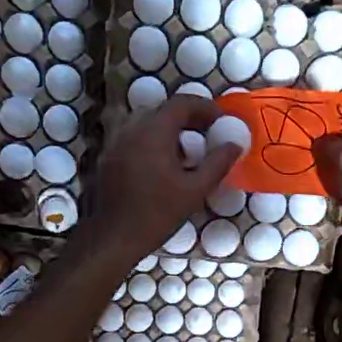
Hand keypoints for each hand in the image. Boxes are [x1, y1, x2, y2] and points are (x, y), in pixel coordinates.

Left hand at [85, 97, 239, 259]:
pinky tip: (161, 165)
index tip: (221, 120)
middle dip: (187, 118)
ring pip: (145, 123)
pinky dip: (151, 141)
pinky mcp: (107, 158)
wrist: (112, 238)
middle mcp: (131, 129)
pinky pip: (132, 138)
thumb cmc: (156, 214)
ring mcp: (114, 142)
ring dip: (168, 129)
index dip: (205, 107)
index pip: (181, 103)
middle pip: (162, 110)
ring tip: (185, 150)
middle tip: (207, 134)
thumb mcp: (194, 191)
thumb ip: (217, 164)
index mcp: (153, 132)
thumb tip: (234, 145)